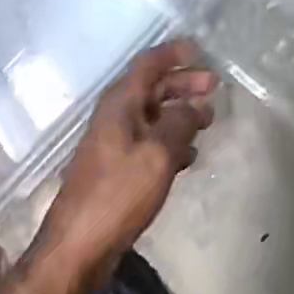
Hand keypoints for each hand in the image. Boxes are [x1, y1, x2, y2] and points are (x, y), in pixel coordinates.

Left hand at [36, 40, 217, 283]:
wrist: (79, 244)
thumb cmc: (118, 192)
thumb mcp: (157, 154)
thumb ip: (179, 123)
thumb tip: (195, 104)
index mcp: (121, 101)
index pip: (149, 63)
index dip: (174, 53)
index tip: (200, 49)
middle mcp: (116, 113)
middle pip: (153, 87)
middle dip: (183, 83)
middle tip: (215, 85)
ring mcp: (115, 140)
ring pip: (153, 114)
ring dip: (180, 113)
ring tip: (208, 119)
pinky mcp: (117, 166)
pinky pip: (149, 141)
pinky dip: (171, 141)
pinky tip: (190, 156)